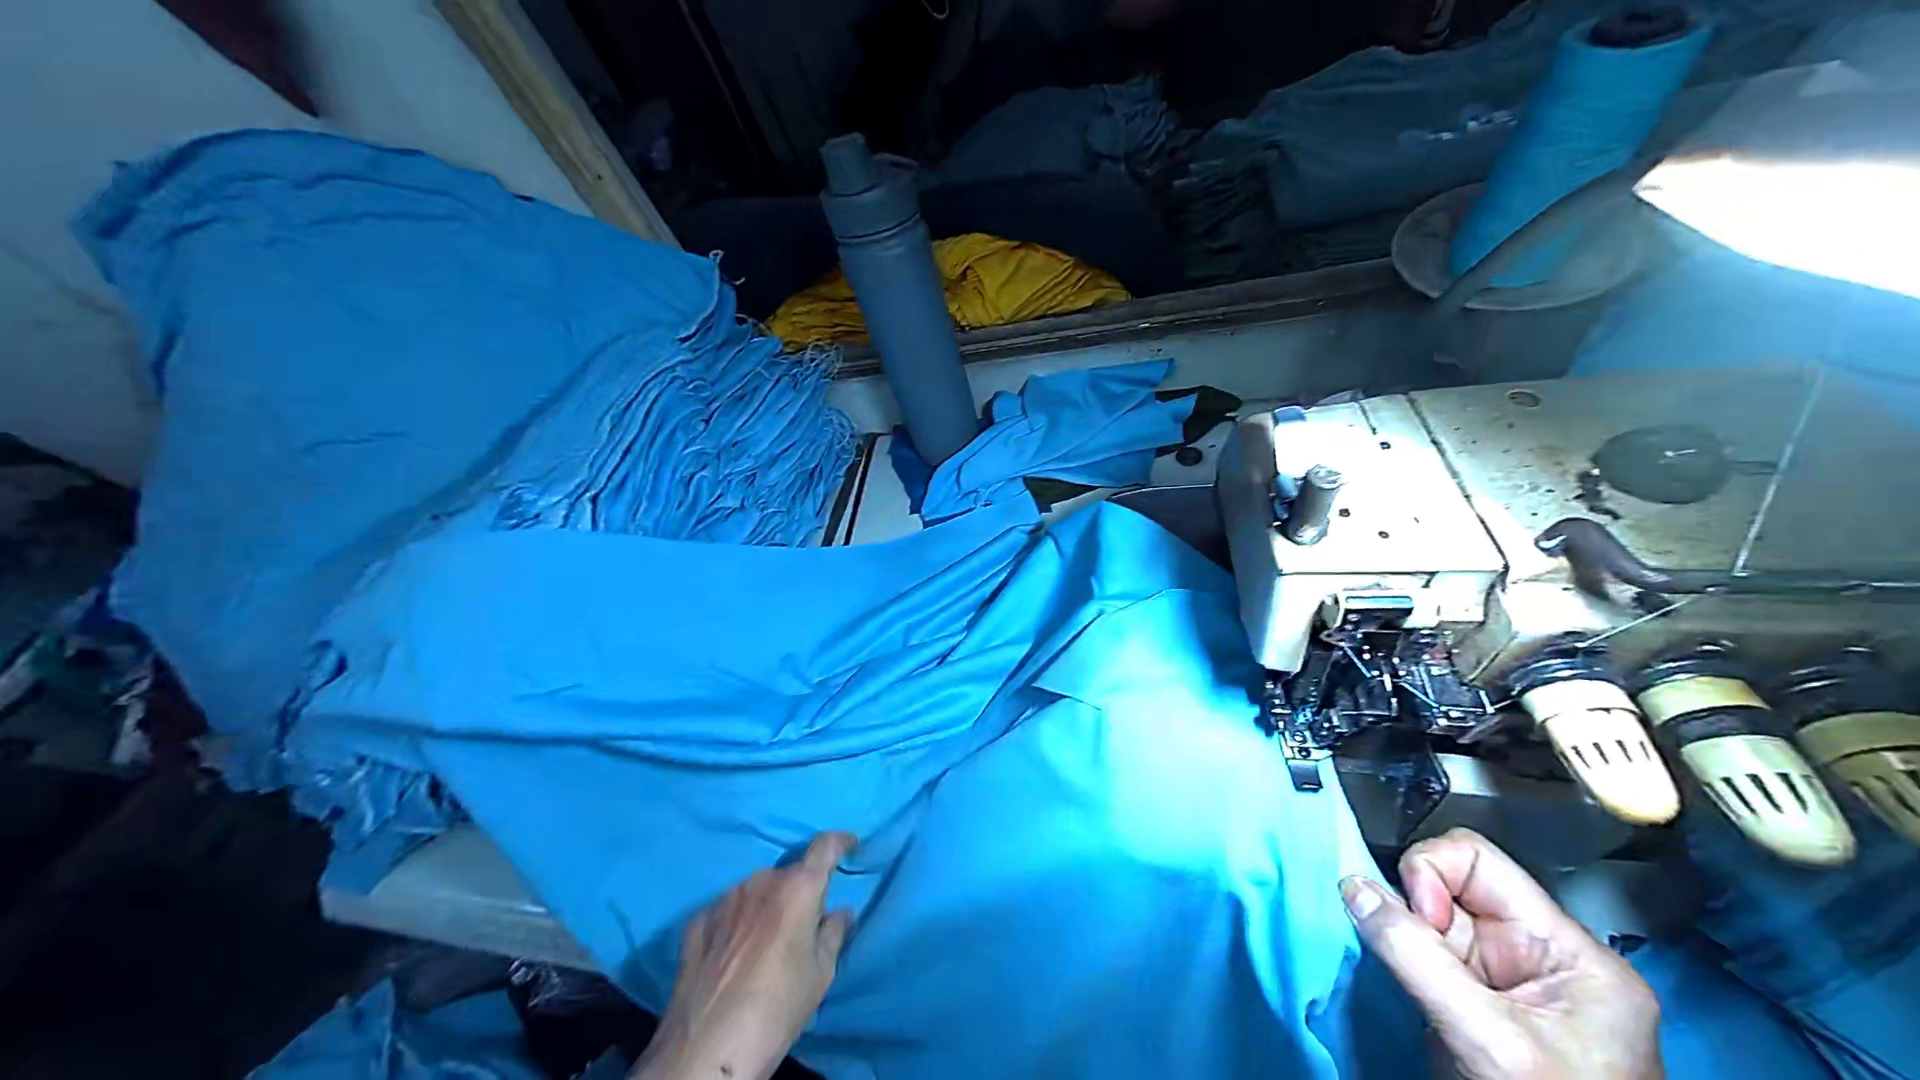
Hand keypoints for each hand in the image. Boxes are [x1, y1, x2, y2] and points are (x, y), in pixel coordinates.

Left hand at [632, 833, 855, 1079]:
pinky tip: (735, 954)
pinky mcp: (696, 921)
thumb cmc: (777, 1009)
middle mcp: (760, 881)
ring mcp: (724, 899)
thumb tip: (839, 912)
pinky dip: (737, 922)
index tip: (850, 846)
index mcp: (798, 889)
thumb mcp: (821, 974)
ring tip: (766, 944)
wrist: (706, 1050)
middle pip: (789, 874)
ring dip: (767, 905)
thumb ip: (834, 933)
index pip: (824, 847)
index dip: (840, 842)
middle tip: (804, 925)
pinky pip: (728, 910)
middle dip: (800, 891)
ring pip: (756, 890)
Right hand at [1341, 828, 1662, 1079]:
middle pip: (1447, 887)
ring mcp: (1503, 982)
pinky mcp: (1472, 1004)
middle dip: (1410, 910)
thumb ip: (1417, 958)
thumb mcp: (1490, 1042)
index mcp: (1568, 952)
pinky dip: (1398, 960)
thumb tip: (1352, 886)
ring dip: (1400, 938)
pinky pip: (1421, 954)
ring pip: (1426, 920)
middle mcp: (1536, 956)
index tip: (1420, 923)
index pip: (1477, 860)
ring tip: (1405, 981)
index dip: (1431, 874)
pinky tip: (1401, 987)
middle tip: (1405, 956)